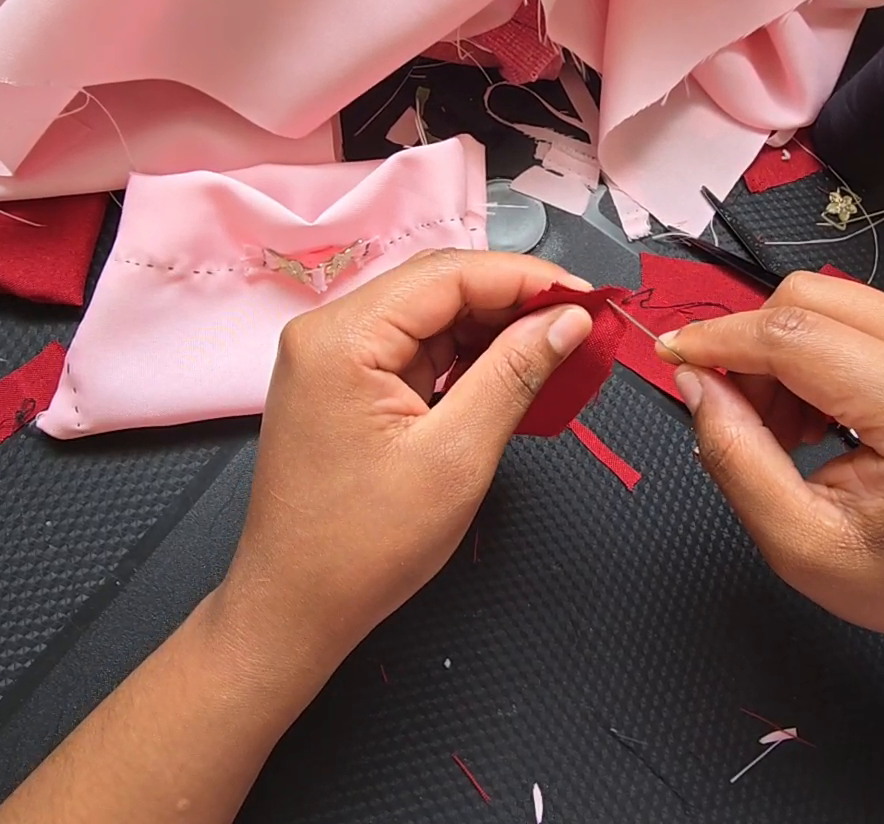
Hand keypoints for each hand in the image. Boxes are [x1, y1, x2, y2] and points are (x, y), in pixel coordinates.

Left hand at [216, 249, 594, 674]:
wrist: (295, 609)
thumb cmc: (367, 546)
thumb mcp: (456, 457)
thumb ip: (515, 374)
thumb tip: (570, 320)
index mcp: (343, 337)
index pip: (448, 275)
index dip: (526, 278)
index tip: (588, 297)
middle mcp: (331, 330)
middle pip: (438, 287)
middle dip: (514, 300)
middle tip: (580, 323)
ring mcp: (336, 354)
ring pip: (433, 314)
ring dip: (495, 326)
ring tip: (556, 345)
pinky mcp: (348, 379)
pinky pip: (419, 346)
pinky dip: (468, 354)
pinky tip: (510, 365)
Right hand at [658, 271, 883, 668]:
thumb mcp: (797, 543)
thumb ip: (733, 455)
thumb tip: (693, 379)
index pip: (795, 337)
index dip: (720, 339)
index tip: (671, 355)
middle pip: (810, 299)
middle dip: (750, 346)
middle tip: (739, 412)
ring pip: (827, 300)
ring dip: (779, 351)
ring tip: (782, 424)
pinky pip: (852, 315)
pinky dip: (810, 352)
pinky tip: (813, 408)